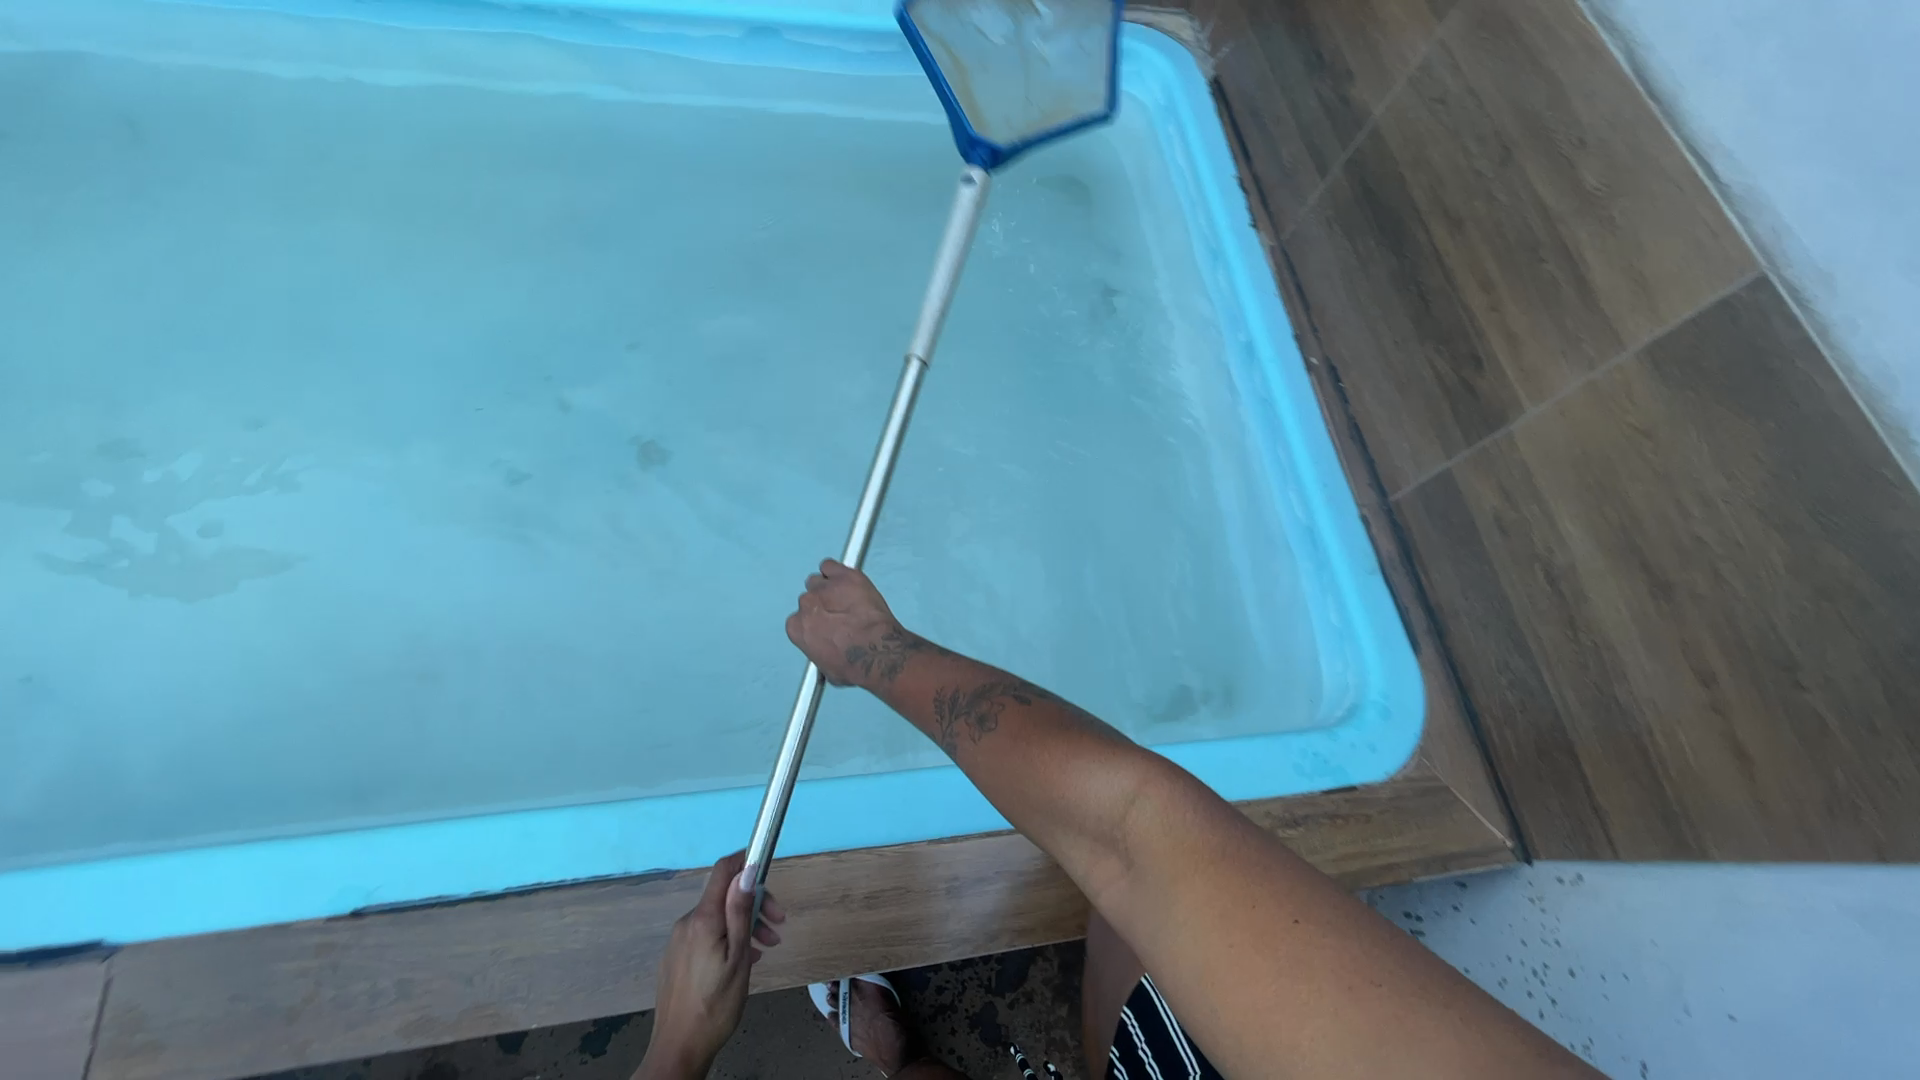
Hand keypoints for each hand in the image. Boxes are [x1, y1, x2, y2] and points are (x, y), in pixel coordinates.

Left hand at [636, 852, 786, 1079]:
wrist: (678, 1050)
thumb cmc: (716, 1005)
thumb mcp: (738, 957)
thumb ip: (740, 911)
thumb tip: (747, 870)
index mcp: (702, 919)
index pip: (723, 871)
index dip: (745, 861)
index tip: (768, 868)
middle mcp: (686, 923)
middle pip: (724, 897)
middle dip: (754, 904)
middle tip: (778, 927)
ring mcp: (679, 941)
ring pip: (717, 919)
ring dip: (744, 925)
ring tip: (765, 949)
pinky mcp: (676, 958)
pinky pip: (706, 936)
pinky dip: (728, 939)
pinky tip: (743, 961)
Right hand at [785, 560, 920, 688]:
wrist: (876, 651)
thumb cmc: (853, 664)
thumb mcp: (827, 669)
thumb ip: (819, 652)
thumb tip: (826, 653)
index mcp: (797, 628)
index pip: (800, 618)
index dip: (815, 621)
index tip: (826, 625)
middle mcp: (806, 605)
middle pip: (809, 598)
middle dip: (822, 605)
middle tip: (841, 614)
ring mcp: (825, 587)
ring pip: (820, 580)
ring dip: (830, 588)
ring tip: (847, 598)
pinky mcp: (845, 576)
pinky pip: (831, 565)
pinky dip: (837, 571)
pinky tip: (848, 581)